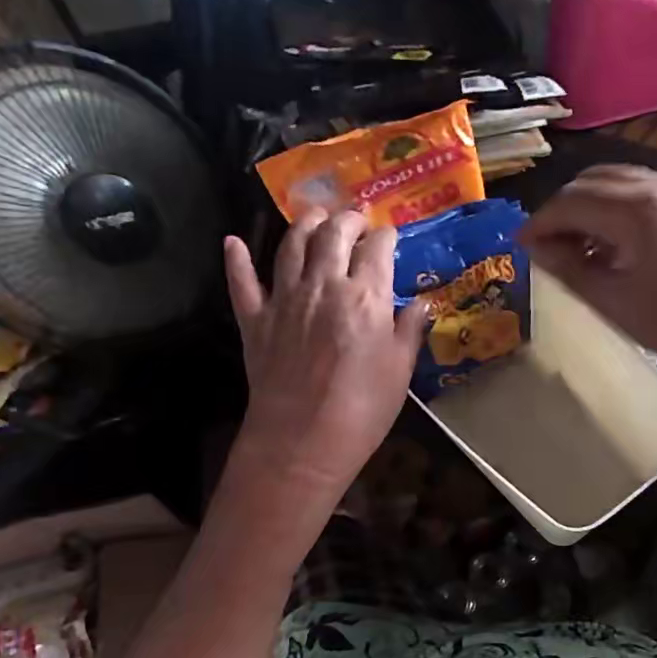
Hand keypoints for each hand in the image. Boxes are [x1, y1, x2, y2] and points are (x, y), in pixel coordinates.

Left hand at [224, 209, 426, 494]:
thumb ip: (409, 331)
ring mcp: (284, 299)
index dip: (386, 236)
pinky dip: (237, 259)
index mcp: (365, 295)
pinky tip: (234, 242)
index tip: (390, 236)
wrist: (303, 441)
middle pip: (333, 234)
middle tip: (355, 219)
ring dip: (303, 224)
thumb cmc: (363, 409)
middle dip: (347, 219)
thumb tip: (422, 304)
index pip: (378, 248)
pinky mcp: (255, 319)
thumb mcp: (400, 371)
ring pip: (291, 245)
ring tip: (313, 216)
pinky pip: (242, 281)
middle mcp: (323, 284)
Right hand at [517, 166, 656, 377]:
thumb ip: (568, 267)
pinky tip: (611, 244)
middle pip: (593, 181)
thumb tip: (537, 248)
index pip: (572, 201)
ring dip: (589, 207)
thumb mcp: (612, 300)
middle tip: (545, 245)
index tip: (521, 245)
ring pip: (619, 182)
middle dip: (563, 210)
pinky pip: (644, 191)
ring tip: (575, 247)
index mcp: (638, 209)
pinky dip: (617, 209)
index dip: (540, 222)